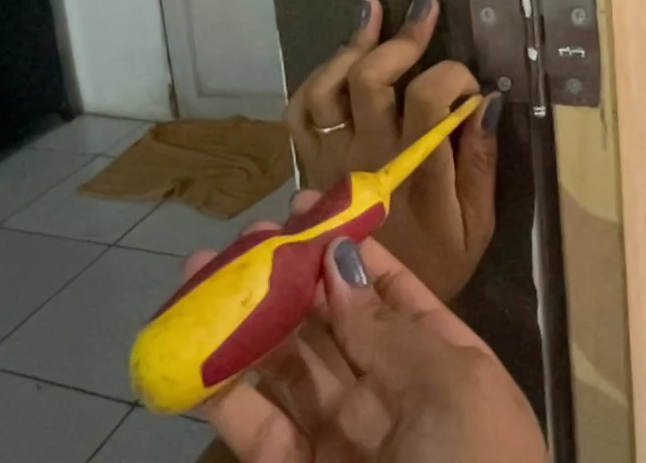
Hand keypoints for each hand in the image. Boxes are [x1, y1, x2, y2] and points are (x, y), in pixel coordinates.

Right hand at [191, 223, 544, 462]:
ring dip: (245, 318)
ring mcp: (339, 438)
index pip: (393, 292)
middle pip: (330, 321)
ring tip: (203, 268)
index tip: (311, 207)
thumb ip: (387, 327)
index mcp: (443, 366)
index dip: (352, 248)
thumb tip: (341, 261)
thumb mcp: (453, 388)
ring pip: (285, 364)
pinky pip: (253, 425)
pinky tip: (192, 344)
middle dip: (292, 275)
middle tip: (251, 235)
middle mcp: (389, 395)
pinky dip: (220, 387)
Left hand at [285, 0, 500, 298]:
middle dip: (402, 37)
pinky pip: (299, 109)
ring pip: (328, 85)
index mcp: (415, 170)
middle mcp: (367, 155)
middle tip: (425, 8)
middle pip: (370, 77)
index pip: (430, 98)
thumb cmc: (436, 263)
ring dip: (352, 43)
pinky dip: (315, 76)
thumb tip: (488, 102)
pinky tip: (339, 56)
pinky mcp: (307, 160)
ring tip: (374, 11)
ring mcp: (330, 156)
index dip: (452, 74)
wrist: (369, 303)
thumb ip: (481, 164)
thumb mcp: (476, 227)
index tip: (470, 79)